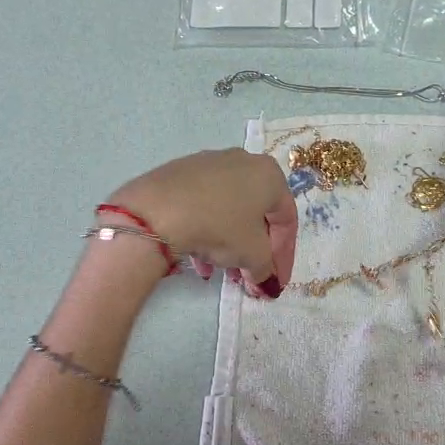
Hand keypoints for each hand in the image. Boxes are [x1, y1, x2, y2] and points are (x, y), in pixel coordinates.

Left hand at [106, 149, 297, 296]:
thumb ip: (265, 268)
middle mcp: (244, 161)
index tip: (276, 282)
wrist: (158, 210)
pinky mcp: (182, 172)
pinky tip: (198, 258)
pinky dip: (207, 231)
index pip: (286, 220)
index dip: (284, 256)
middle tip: (249, 279)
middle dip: (254, 251)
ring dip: (230, 245)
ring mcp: (210, 164)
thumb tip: (263, 279)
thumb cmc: (220, 226)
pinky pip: (204, 205)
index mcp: (269, 174)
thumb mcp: (252, 255)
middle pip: (256, 214)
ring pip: (229, 210)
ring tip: (221, 272)